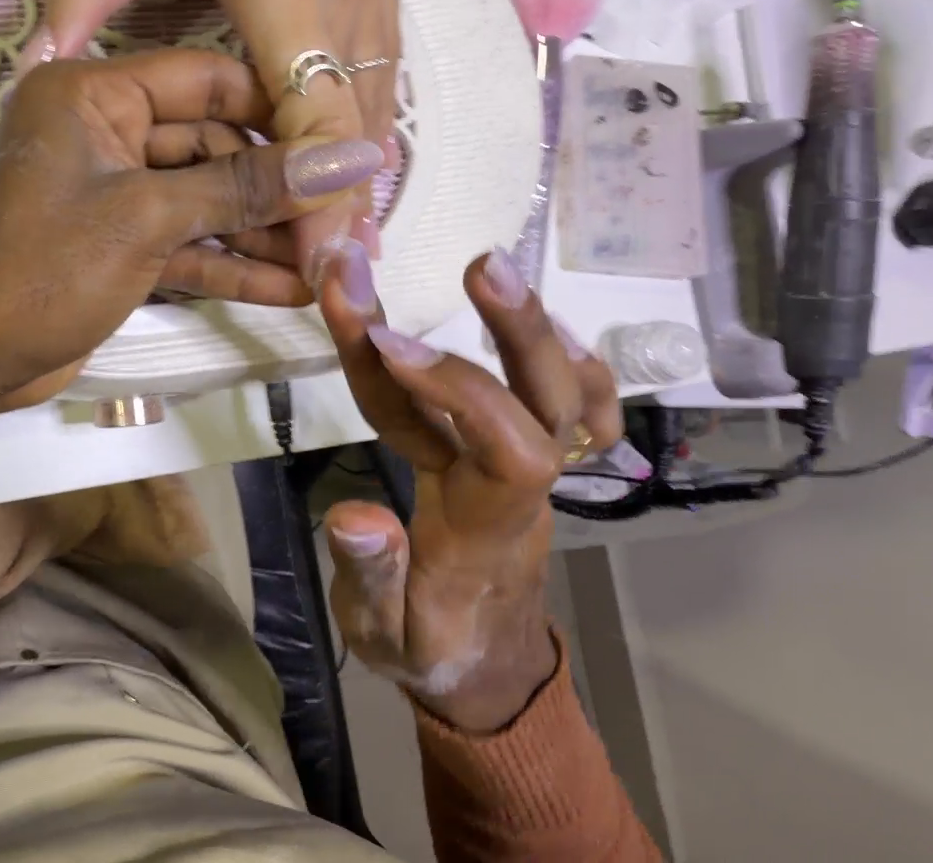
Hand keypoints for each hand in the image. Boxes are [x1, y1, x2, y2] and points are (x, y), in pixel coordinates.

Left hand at [0, 49, 382, 443]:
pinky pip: (183, 242)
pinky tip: (291, 289)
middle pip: (211, 144)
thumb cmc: (41, 272)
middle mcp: (101, 130)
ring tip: (334, 262)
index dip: (281, 113)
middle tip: (350, 219)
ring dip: (262, 233)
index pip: (208, 80)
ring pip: (202, 199)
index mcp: (90, 91)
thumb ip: (245, 187)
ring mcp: (109, 191)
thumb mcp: (145, 219)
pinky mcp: (116, 243)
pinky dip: (228, 264)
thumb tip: (347, 161)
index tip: (350, 142)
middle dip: (278, 187)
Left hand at [43, 0, 399, 267]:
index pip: (309, 107)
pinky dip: (365, 119)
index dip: (317, 190)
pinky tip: (353, 163)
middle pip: (353, 117)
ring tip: (351, 242)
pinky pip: (380, 61)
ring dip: (361, 170)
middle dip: (348, 202)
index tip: (323, 259)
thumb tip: (41, 55)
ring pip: (376, 93)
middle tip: (343, 280)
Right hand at [317, 243, 622, 731]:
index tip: (382, 337)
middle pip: (552, 409)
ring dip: (534, 330)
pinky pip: (576, 413)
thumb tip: (356, 514)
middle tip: (479, 265)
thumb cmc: (426, 648)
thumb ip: (371, 578)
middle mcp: (524, 497)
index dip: (455, 389)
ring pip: (566, 399)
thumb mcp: (379, 634)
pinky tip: (536, 323)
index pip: (504, 452)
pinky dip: (568, 363)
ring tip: (491, 268)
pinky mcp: (527, 467)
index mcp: (484, 534)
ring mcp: (537, 479)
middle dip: (516, 334)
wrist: (485, 666)